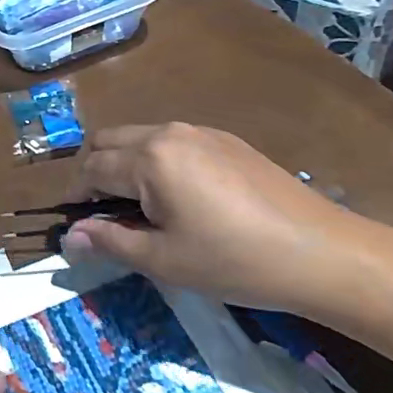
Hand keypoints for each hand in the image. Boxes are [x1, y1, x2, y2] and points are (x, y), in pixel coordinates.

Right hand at [61, 123, 389, 313]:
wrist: (323, 253)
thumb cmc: (234, 261)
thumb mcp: (165, 260)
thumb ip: (110, 242)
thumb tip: (69, 237)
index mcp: (148, 159)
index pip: (91, 168)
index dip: (77, 196)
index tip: (77, 222)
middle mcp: (168, 133)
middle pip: (108, 140)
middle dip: (94, 171)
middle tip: (103, 212)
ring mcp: (200, 131)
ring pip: (140, 137)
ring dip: (125, 163)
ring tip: (142, 206)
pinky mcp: (226, 140)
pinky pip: (172, 140)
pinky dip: (157, 160)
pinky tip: (181, 196)